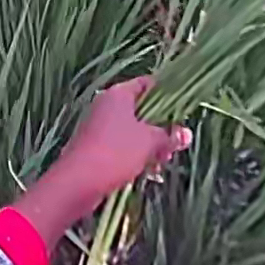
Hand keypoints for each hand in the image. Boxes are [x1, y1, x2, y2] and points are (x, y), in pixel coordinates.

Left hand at [14, 77, 191, 246]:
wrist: (78, 181)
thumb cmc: (115, 152)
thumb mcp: (149, 142)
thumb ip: (169, 136)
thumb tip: (186, 133)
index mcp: (119, 94)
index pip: (146, 83)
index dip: (166, 93)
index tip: (182, 109)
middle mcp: (107, 103)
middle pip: (141, 107)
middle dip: (160, 125)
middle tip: (175, 143)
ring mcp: (99, 124)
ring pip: (132, 127)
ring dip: (150, 142)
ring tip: (163, 160)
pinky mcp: (95, 143)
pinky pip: (122, 142)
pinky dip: (135, 152)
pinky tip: (148, 169)